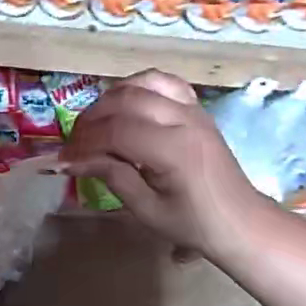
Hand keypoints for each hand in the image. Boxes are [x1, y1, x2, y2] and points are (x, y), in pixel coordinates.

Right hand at [60, 70, 274, 257]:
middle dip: (91, 121)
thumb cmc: (194, 223)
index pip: (116, 131)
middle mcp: (184, 119)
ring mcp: (192, 109)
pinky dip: (136, 86)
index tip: (65, 161)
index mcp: (174, 150)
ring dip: (109, 99)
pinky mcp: (196, 107)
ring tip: (94, 124)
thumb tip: (73, 161)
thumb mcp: (147, 209)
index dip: (84, 143)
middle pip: (124, 101)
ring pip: (140, 84)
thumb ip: (111, 176)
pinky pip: (162, 81)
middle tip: (74, 145)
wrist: (240, 222)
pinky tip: (123, 104)